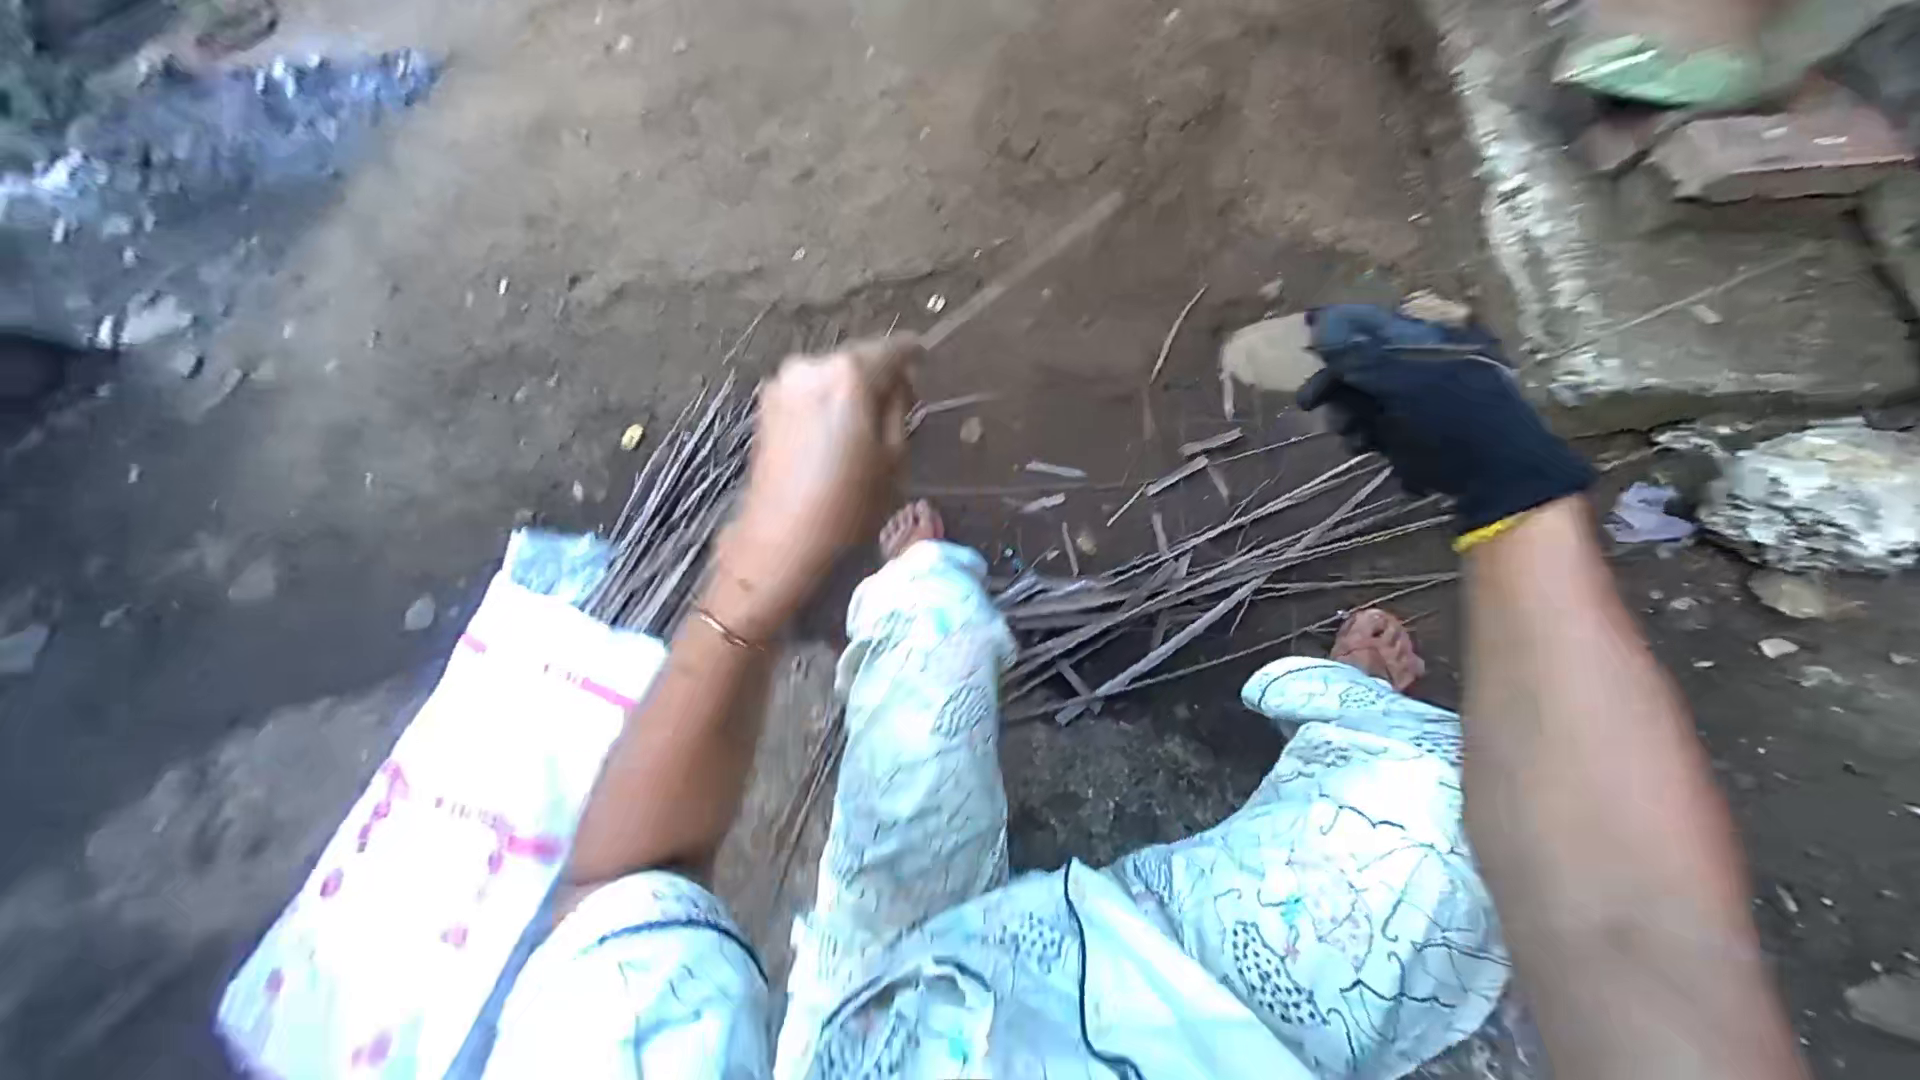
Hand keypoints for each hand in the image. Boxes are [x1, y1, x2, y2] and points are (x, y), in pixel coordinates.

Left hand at [705, 336, 919, 637]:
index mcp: (849, 374)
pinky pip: (810, 391)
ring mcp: (782, 384)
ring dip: (852, 391)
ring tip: (866, 425)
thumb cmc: (848, 502)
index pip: (892, 350)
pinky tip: (837, 432)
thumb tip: (896, 386)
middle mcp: (811, 366)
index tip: (924, 358)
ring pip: (832, 375)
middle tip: (899, 405)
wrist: (782, 537)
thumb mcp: (894, 456)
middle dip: (880, 376)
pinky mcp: (766, 405)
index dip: (914, 353)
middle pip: (859, 359)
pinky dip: (828, 402)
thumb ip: (899, 408)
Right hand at [1295, 304, 1592, 531]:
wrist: (1496, 478)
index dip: (1336, 335)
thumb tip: (1322, 324)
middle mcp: (1423, 362)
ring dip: (1345, 415)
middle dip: (1336, 386)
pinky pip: (1372, 422)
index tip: (1307, 349)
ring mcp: (1417, 397)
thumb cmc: (1457, 422)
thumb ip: (1362, 356)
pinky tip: (1362, 445)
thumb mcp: (1407, 383)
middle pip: (1361, 362)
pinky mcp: (1411, 427)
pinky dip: (1361, 433)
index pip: (1372, 325)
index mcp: (1432, 339)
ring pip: (1361, 396)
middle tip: (1309, 404)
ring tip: (1349, 434)